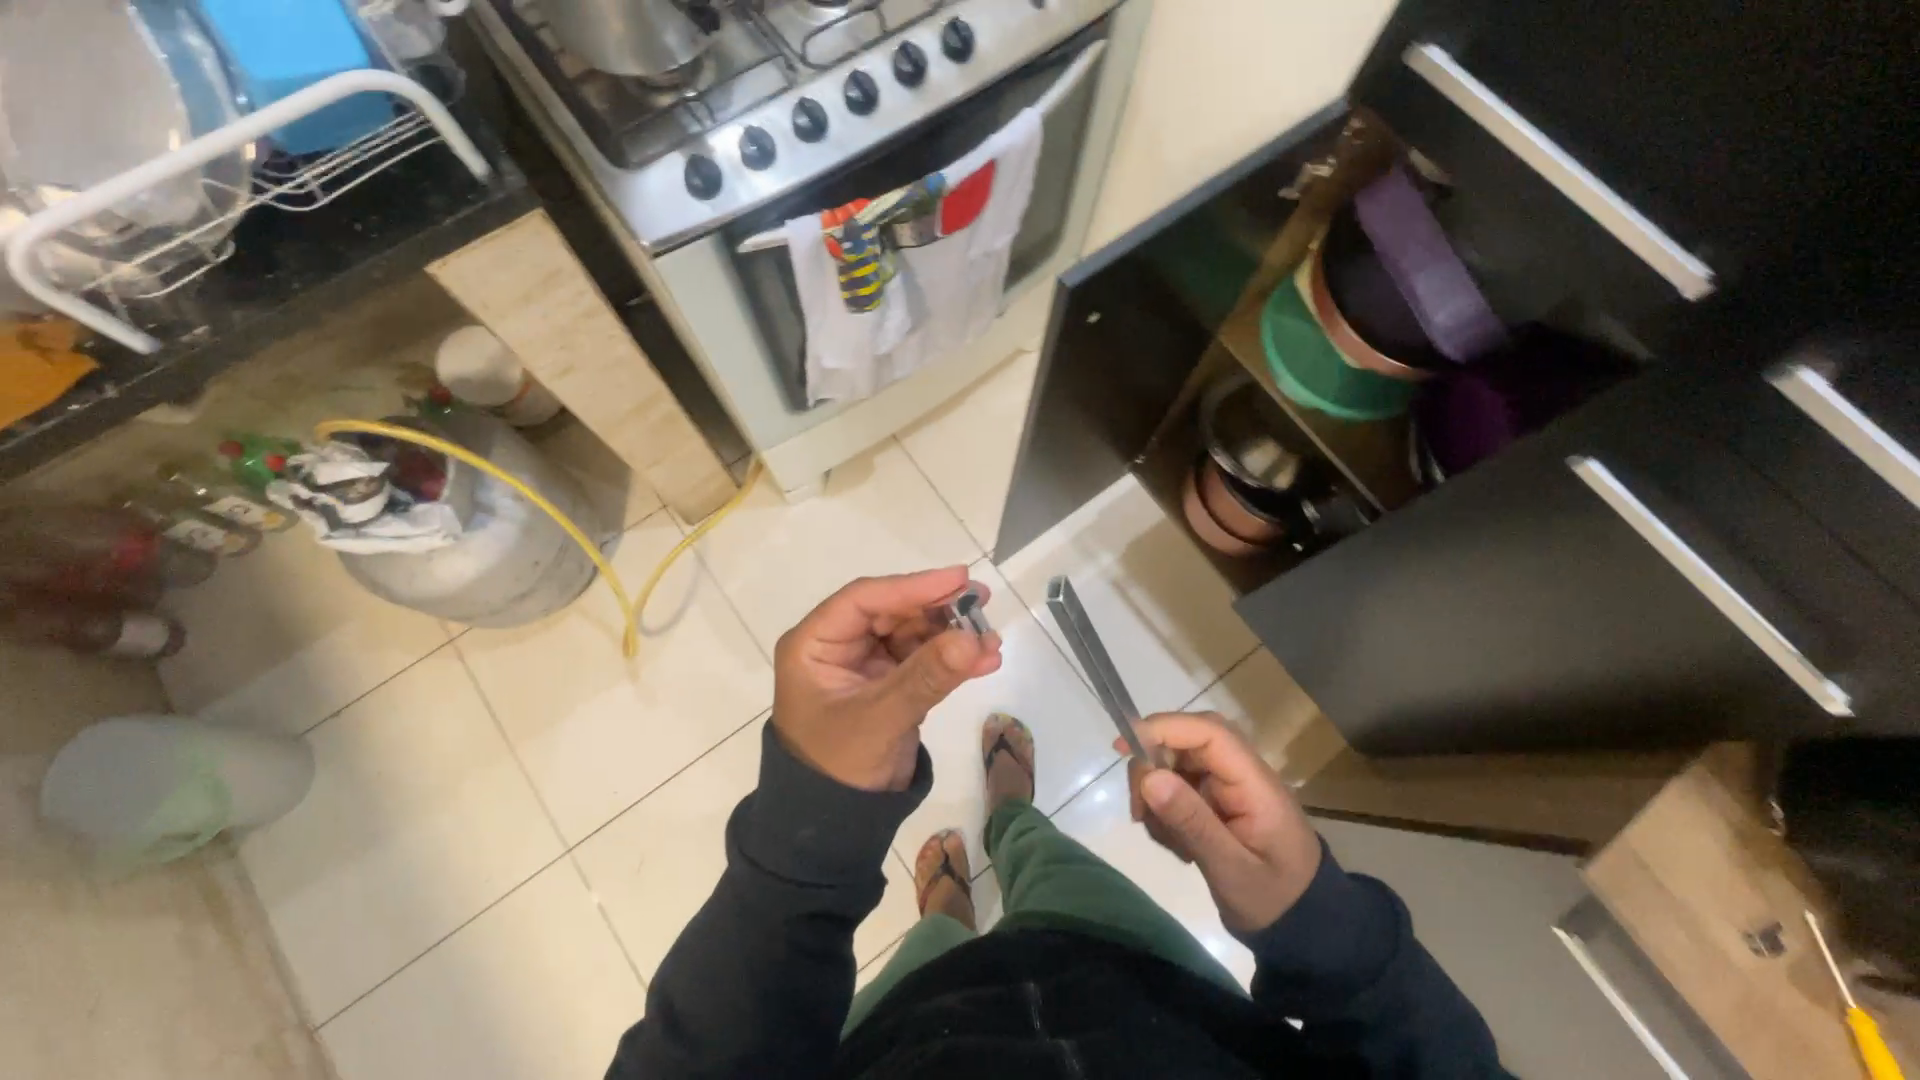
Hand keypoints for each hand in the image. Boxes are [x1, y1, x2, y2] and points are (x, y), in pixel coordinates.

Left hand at [773, 567, 1001, 791]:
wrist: (836, 822)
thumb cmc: (839, 766)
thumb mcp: (879, 719)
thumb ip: (925, 677)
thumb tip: (974, 638)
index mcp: (815, 644)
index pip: (864, 600)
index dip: (912, 586)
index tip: (958, 579)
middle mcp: (839, 646)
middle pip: (893, 612)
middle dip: (938, 609)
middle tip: (983, 601)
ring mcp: (866, 666)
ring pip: (913, 634)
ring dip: (952, 635)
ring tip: (991, 639)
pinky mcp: (890, 686)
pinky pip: (924, 662)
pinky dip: (953, 660)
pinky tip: (986, 660)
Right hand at [1120, 712, 1321, 934]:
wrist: (1302, 927)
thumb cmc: (1274, 899)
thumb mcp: (1232, 869)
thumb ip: (1192, 822)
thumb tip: (1148, 776)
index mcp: (1255, 783)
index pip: (1208, 732)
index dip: (1164, 728)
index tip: (1123, 747)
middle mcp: (1241, 775)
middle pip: (1187, 742)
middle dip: (1153, 766)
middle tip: (1140, 811)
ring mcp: (1228, 788)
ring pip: (1177, 765)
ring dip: (1157, 795)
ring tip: (1169, 842)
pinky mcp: (1216, 803)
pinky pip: (1178, 789)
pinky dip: (1165, 812)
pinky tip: (1179, 847)